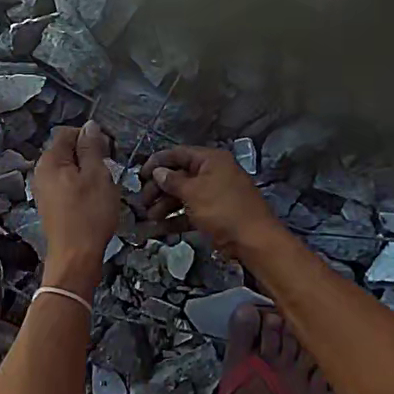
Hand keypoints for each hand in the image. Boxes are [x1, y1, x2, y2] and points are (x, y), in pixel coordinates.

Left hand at [32, 121, 119, 293]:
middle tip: (110, 170)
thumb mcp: (97, 175)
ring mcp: (44, 190)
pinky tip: (95, 201)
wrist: (75, 257)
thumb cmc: (89, 215)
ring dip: (88, 173)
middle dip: (90, 156)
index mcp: (49, 161)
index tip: (109, 150)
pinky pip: (68, 186)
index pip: (69, 132)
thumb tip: (90, 126)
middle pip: (68, 151)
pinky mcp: (51, 206)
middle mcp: (41, 172)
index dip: (90, 136)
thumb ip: (92, 148)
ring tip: (104, 187)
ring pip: (70, 170)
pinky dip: (82, 188)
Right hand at [141, 145, 281, 260]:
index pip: (179, 154)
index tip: (140, 175)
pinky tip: (159, 229)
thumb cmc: (223, 209)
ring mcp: (214, 195)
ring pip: (183, 196)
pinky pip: (190, 213)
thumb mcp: (194, 192)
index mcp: (211, 160)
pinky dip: (175, 219)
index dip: (158, 162)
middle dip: (159, 189)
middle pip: (179, 176)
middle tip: (142, 201)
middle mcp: (213, 173)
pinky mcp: (214, 215)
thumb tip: (158, 172)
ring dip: (164, 206)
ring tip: (149, 217)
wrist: (253, 240)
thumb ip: (173, 181)